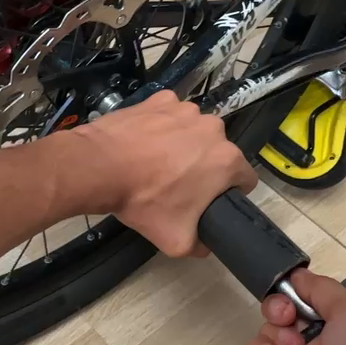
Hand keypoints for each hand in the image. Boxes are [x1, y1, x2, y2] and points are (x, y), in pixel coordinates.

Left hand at [65, 91, 256, 255]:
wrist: (100, 166)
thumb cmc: (144, 201)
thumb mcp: (177, 241)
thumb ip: (202, 245)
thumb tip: (205, 243)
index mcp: (227, 160)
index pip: (245, 180)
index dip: (231, 194)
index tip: (209, 202)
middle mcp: (214, 128)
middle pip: (219, 153)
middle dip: (205, 168)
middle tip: (177, 186)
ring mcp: (186, 109)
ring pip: (194, 132)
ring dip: (184, 145)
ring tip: (156, 163)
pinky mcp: (161, 98)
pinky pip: (170, 115)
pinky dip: (162, 126)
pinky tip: (144, 142)